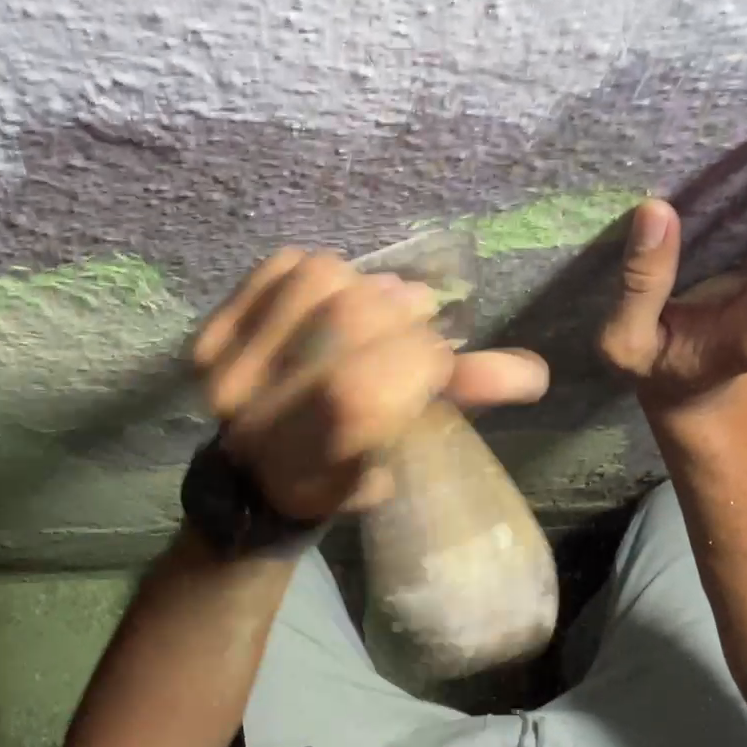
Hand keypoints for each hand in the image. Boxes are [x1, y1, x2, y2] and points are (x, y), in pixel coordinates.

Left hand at [191, 251, 548, 519]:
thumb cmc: (340, 471)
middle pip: (353, 317)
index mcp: (308, 455)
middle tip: (416, 317)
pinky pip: (279, 266)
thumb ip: (461, 399)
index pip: (377, 379)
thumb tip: (536, 373)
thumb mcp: (402, 446)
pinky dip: (316, 268)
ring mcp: (227, 368)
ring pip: (319, 278)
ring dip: (364, 282)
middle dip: (403, 312)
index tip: (436, 359)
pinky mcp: (210, 335)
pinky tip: (331, 291)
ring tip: (379, 301)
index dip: (423, 358)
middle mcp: (257, 410)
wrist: (253, 480)